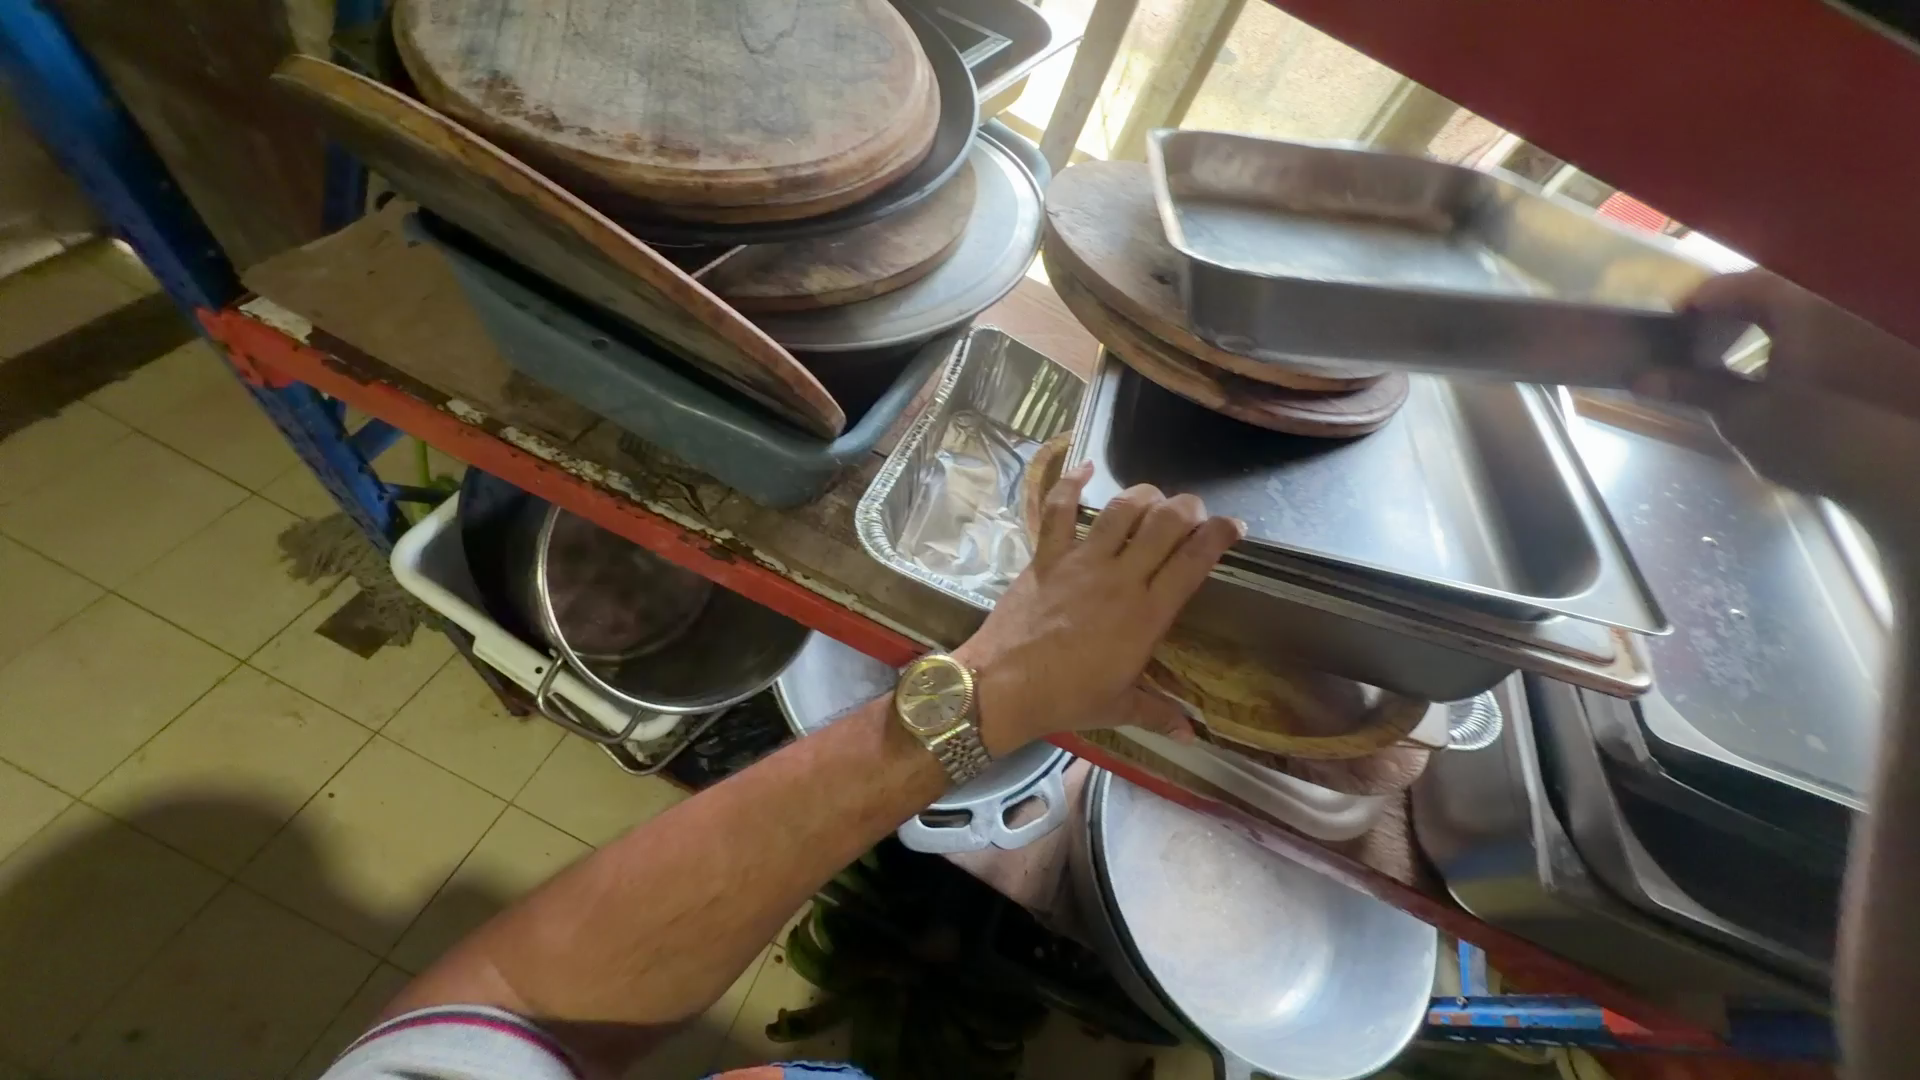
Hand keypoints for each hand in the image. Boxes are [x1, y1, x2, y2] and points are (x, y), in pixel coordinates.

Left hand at [954, 463, 1242, 755]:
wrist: (1003, 687)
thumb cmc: (1066, 699)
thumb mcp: (1119, 707)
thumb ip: (1157, 712)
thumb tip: (1190, 734)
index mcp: (1147, 614)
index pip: (1195, 561)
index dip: (1220, 535)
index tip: (1234, 527)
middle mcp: (1120, 578)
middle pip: (1165, 523)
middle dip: (1188, 507)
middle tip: (1192, 511)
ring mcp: (1081, 562)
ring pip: (1121, 510)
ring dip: (1143, 495)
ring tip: (1153, 498)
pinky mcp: (1046, 557)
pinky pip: (1057, 511)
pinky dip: (1069, 485)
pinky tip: (1084, 468)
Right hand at [1634, 270, 1919, 542]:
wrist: (1890, 469)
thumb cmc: (1811, 437)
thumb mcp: (1740, 415)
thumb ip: (1693, 389)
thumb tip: (1640, 379)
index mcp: (1805, 312)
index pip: (1744, 285)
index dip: (1700, 299)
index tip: (1667, 319)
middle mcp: (1839, 310)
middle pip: (1773, 293)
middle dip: (1728, 308)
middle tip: (1688, 332)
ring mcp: (1862, 331)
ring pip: (1799, 311)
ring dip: (1758, 322)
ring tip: (1722, 346)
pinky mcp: (1873, 354)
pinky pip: (1822, 329)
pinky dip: (1789, 337)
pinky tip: (1768, 362)